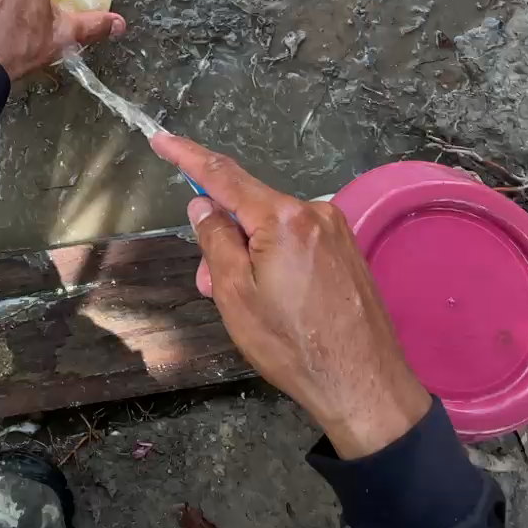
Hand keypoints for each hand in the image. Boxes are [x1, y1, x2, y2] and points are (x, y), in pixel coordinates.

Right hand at [151, 132, 432, 458]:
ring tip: (246, 302)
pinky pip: (294, 239)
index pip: (223, 176)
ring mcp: (335, 229)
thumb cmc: (293, 345)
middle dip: (221, 236)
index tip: (160, 138)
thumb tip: (203, 205)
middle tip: (210, 284)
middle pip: (247, 206)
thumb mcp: (235, 294)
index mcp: (283, 217)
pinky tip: (274, 296)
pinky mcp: (346, 249)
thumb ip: (215, 239)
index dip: (186, 156)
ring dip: (246, 252)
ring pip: (270, 226)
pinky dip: (271, 257)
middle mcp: (313, 211)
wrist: (367, 389)